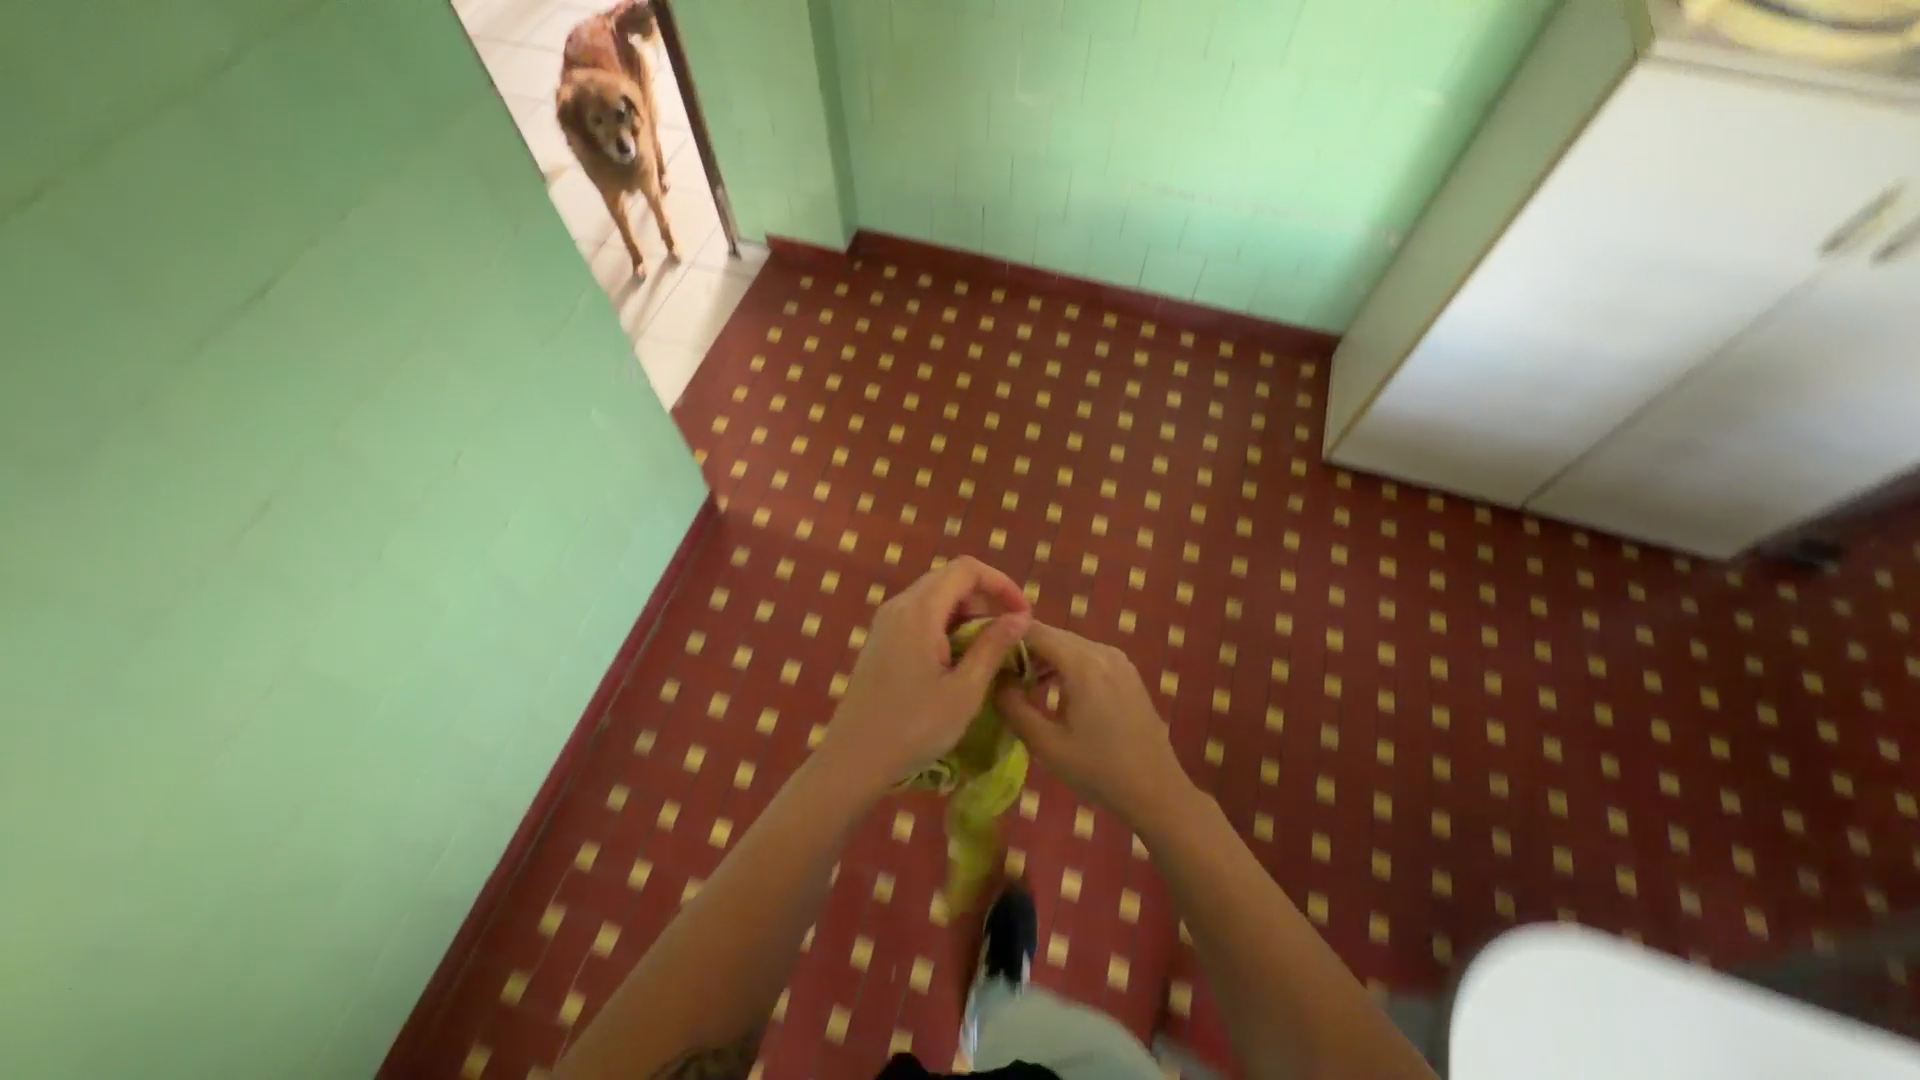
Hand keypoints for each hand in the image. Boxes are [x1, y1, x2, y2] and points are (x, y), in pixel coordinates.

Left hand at [815, 557, 1031, 797]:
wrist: (854, 759)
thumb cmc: (914, 728)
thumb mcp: (965, 690)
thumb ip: (993, 646)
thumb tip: (1020, 617)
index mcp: (919, 611)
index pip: (966, 569)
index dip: (1001, 584)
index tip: (1022, 615)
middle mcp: (898, 606)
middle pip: (949, 579)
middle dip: (985, 598)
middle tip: (1009, 634)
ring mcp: (885, 623)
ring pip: (934, 598)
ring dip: (966, 615)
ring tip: (987, 652)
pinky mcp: (880, 642)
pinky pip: (919, 617)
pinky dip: (945, 627)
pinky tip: (957, 662)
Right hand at [996, 622, 1193, 825]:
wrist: (1156, 791)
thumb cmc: (1099, 770)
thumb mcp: (1046, 745)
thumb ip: (1014, 708)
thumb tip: (994, 681)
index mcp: (1082, 664)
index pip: (1033, 631)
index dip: (1004, 636)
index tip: (980, 651)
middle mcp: (1102, 652)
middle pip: (1052, 635)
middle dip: (1022, 648)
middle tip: (994, 670)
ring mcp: (1119, 661)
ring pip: (1070, 645)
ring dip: (1043, 658)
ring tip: (1019, 684)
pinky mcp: (1127, 674)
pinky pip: (1087, 657)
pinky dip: (1065, 665)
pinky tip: (1052, 691)